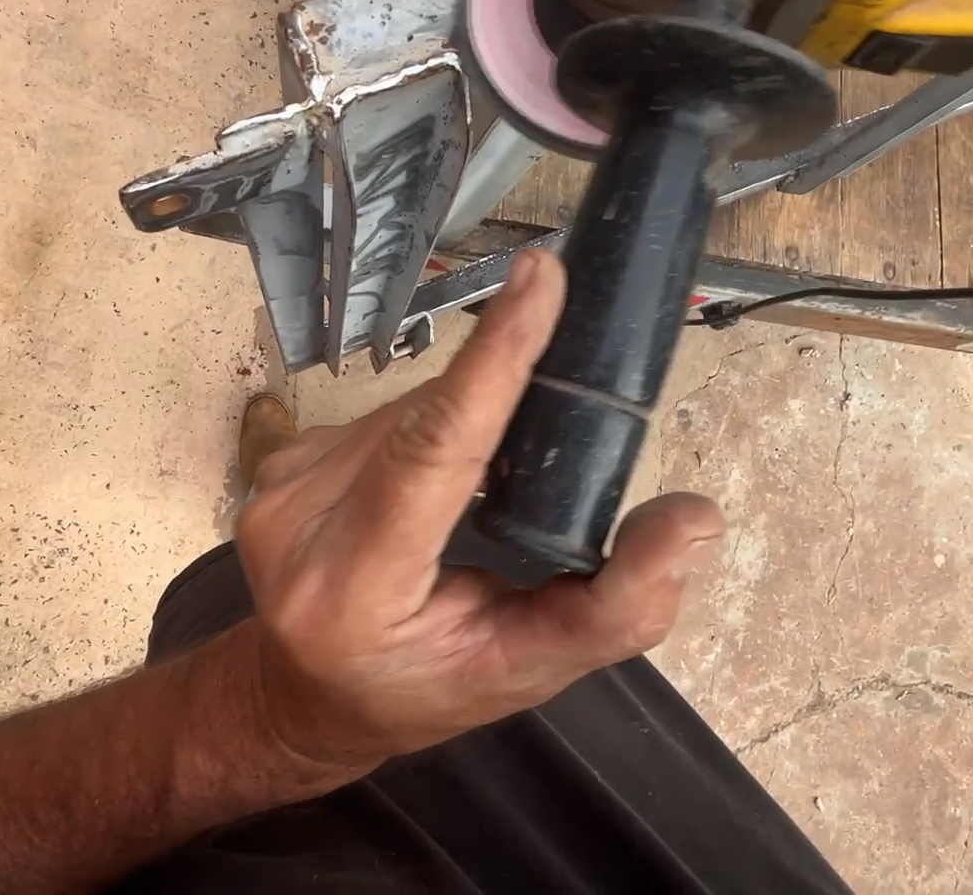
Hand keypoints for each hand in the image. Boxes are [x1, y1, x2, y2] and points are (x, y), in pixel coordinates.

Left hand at [233, 250, 724, 769]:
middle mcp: (297, 521)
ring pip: (402, 409)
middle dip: (492, 406)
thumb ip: (617, 607)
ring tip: (476, 489)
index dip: (495, 359)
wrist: (299, 694)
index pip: (434, 448)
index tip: (541, 277)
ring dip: (458, 422)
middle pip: (427, 419)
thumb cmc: (413, 690)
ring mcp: (277, 484)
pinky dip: (421, 432)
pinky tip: (427, 480)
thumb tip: (695, 516)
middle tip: (540, 437)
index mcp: (355, 584)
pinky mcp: (277, 462)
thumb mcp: (521, 671)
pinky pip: (374, 418)